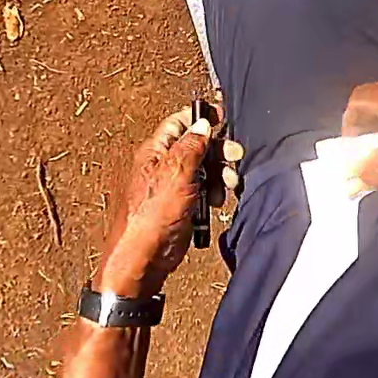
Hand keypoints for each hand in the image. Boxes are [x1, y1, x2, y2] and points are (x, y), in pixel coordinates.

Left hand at [97, 108, 243, 297]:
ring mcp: (172, 187)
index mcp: (155, 152)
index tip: (222, 118)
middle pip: (196, 146)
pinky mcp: (181, 205)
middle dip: (218, 151)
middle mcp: (163, 166)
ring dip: (219, 175)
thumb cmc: (150, 218)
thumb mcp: (175, 174)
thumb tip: (202, 124)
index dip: (200, 119)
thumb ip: (191, 146)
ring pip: (203, 170)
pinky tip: (216, 202)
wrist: (143, 259)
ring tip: (226, 187)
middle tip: (234, 157)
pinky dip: (213, 193)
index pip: (179, 123)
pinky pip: (203, 191)